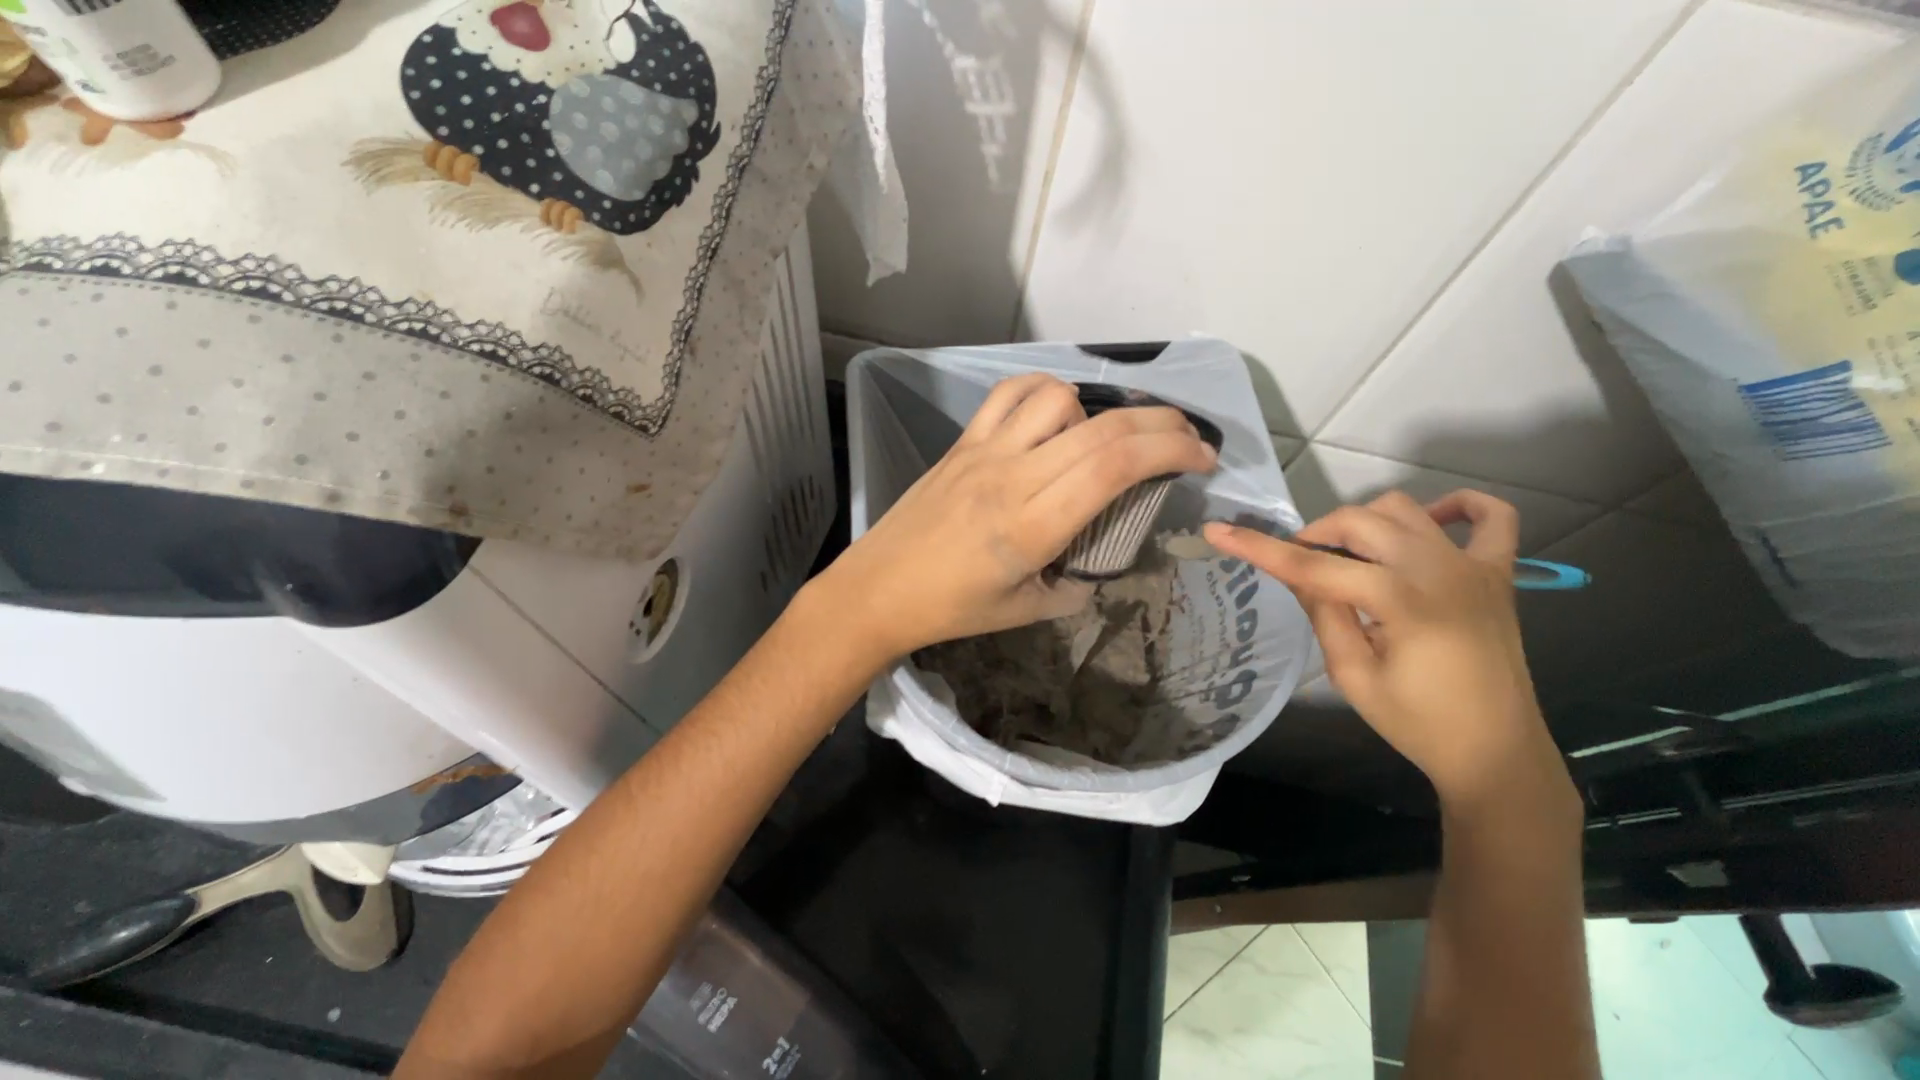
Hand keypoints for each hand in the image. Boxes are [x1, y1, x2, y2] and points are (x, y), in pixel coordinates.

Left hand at [811, 374, 1217, 663]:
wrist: (877, 590)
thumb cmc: (952, 610)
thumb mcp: (1027, 611)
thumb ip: (1078, 584)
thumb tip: (1107, 558)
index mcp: (1033, 527)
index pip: (1115, 467)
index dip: (1170, 452)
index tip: (1202, 460)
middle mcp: (1013, 478)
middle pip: (1102, 428)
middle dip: (1161, 423)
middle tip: (1188, 437)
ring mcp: (984, 452)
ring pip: (1057, 399)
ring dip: (1101, 408)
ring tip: (1110, 437)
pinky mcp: (962, 442)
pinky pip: (1008, 394)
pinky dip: (1045, 391)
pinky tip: (1058, 413)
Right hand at [1202, 491, 1569, 810]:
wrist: (1494, 749)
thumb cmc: (1417, 723)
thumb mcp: (1353, 676)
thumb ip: (1323, 615)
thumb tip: (1297, 572)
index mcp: (1400, 601)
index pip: (1315, 565)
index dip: (1261, 548)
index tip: (1218, 532)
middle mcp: (1437, 568)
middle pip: (1359, 522)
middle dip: (1317, 534)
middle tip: (1300, 564)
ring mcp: (1472, 565)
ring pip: (1405, 509)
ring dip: (1366, 521)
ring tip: (1350, 555)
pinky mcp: (1497, 573)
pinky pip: (1491, 516)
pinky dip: (1460, 505)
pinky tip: (1431, 520)